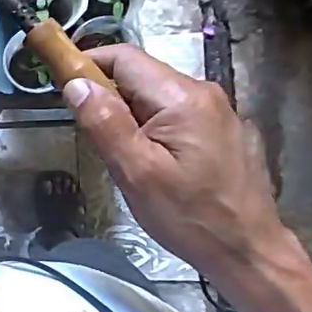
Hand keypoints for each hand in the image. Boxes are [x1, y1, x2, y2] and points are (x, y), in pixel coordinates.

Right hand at [63, 46, 294, 278]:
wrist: (249, 253)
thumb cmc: (190, 216)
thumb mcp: (136, 173)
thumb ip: (105, 123)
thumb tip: (76, 83)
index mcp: (182, 97)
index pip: (123, 58)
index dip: (87, 64)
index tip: (62, 86)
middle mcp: (204, 93)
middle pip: (140, 75)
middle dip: (107, 96)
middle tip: (92, 134)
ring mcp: (217, 111)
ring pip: (155, 96)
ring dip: (129, 114)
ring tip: (122, 154)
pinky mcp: (222, 130)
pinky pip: (175, 114)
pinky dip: (152, 126)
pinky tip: (153, 162)